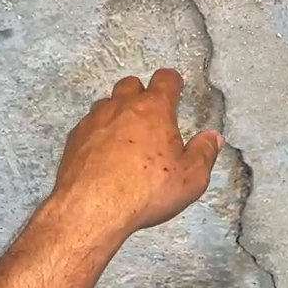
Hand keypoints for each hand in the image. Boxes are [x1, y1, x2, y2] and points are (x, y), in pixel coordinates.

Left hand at [50, 69, 221, 239]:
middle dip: (141, 94)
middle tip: (150, 116)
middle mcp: (122, 106)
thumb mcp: (190, 178)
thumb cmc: (143, 191)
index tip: (174, 86)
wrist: (91, 208)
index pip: (165, 79)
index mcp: (154, 109)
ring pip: (107, 103)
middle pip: (131, 84)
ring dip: (117, 113)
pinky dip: (98, 133)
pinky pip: (88, 125)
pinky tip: (103, 154)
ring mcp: (95, 119)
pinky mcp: (75, 137)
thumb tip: (212, 138)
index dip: (172, 81)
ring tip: (126, 137)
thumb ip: (204, 153)